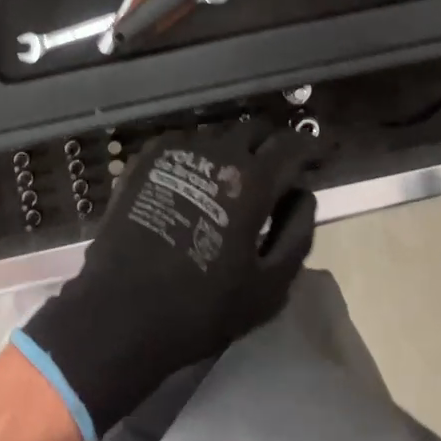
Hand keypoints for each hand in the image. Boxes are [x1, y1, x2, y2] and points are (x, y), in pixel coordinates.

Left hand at [16, 124, 317, 438]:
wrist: (121, 311)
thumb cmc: (203, 307)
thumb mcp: (269, 287)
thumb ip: (296, 235)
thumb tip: (303, 196)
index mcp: (252, 180)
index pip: (292, 144)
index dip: (310, 146)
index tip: (319, 154)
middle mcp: (217, 151)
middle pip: (254, 128)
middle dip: (271, 143)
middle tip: (277, 168)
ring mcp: (177, 150)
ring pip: (218, 134)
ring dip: (233, 149)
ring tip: (233, 177)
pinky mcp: (145, 159)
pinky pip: (184, 143)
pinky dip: (199, 156)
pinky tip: (194, 181)